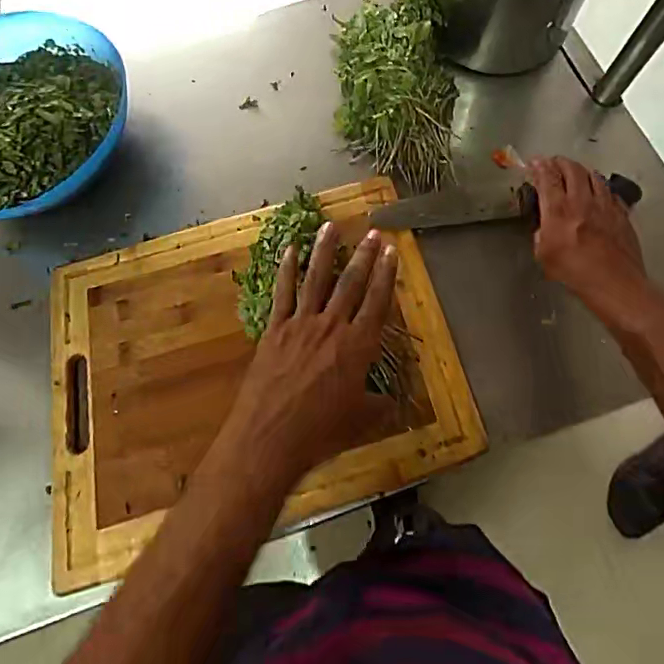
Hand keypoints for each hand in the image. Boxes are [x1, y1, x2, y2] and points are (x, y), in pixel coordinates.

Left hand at [223, 222, 399, 486]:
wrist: (270, 438)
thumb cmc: (321, 432)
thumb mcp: (360, 420)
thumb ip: (379, 405)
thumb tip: (392, 402)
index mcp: (358, 347)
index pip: (378, 302)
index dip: (387, 274)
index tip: (392, 250)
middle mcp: (332, 327)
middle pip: (351, 284)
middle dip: (364, 256)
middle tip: (373, 232)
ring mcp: (300, 325)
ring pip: (316, 279)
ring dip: (325, 251)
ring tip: (331, 226)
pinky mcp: (274, 330)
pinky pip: (282, 294)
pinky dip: (286, 270)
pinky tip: (289, 250)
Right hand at [530, 156, 649, 313]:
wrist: (614, 283)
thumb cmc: (577, 273)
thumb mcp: (544, 255)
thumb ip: (540, 234)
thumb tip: (543, 227)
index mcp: (559, 211)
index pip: (548, 177)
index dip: (540, 166)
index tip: (535, 162)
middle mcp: (582, 203)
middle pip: (572, 169)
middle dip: (560, 162)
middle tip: (554, 163)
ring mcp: (605, 206)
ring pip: (594, 176)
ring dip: (582, 170)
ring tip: (576, 172)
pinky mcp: (621, 214)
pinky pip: (610, 192)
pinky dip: (601, 186)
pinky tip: (599, 191)